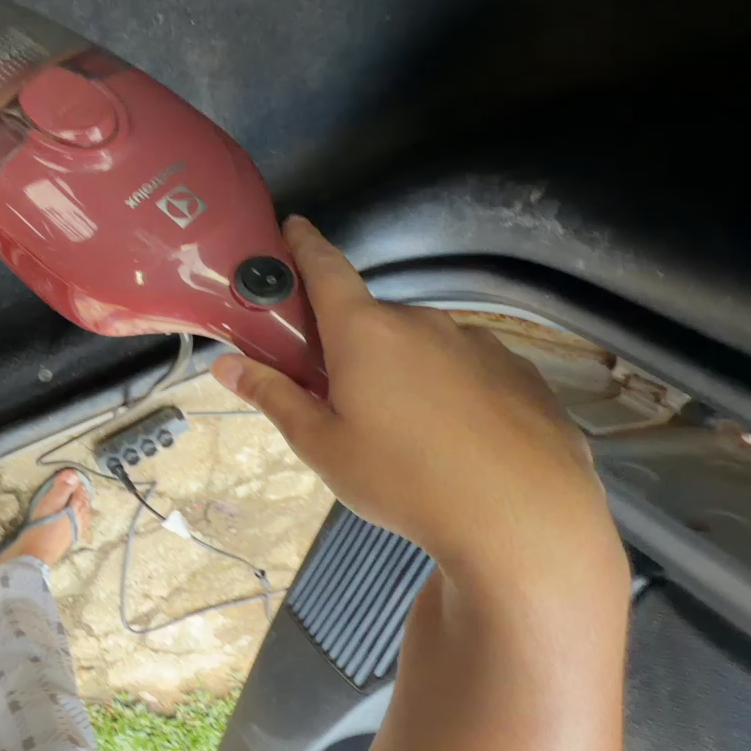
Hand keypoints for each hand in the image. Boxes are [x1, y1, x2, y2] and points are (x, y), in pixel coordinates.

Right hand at [210, 216, 620, 586]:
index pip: (327, 268)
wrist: (526, 524)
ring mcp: (480, 345)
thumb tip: (224, 364)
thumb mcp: (320, 444)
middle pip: (370, 318)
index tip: (293, 226)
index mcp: (366, 331)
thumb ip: (272, 395)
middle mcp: (423, 323)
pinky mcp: (523, 374)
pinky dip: (446, 386)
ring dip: (397, 366)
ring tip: (398, 427)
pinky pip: (465, 367)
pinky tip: (451, 437)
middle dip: (346, 342)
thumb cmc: (403, 479)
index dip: (305, 245)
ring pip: (419, 344)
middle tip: (332, 390)